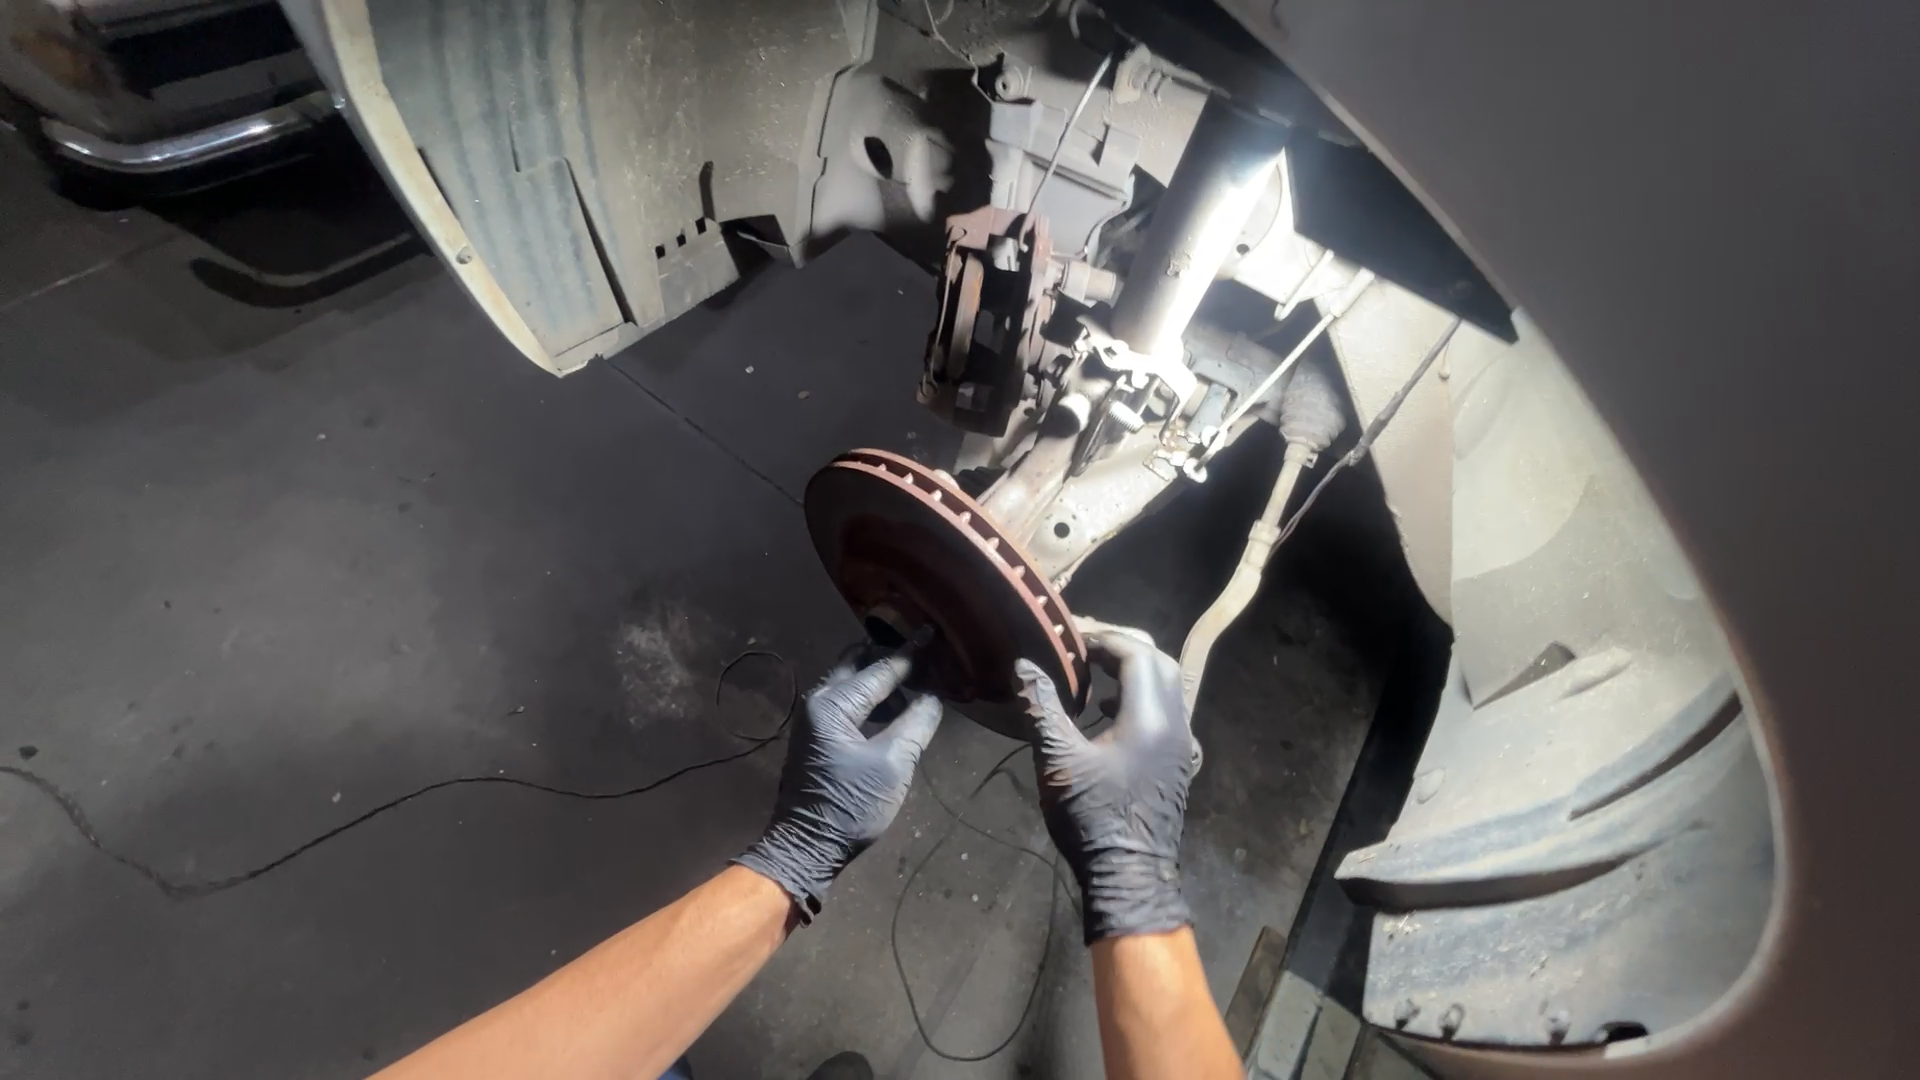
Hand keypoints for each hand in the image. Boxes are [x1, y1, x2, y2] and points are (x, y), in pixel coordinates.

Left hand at [735, 647, 942, 920]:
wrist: (806, 848)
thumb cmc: (851, 806)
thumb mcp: (895, 763)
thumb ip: (917, 722)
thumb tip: (933, 695)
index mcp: (834, 704)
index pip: (881, 668)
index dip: (911, 652)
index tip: (931, 632)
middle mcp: (818, 701)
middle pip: (857, 662)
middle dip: (889, 656)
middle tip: (921, 653)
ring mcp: (812, 717)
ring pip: (851, 680)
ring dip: (881, 679)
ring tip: (914, 687)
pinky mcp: (815, 734)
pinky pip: (846, 699)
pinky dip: (870, 697)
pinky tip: (893, 711)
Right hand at [1016, 619, 1195, 942]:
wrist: (1130, 877)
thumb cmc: (1092, 819)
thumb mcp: (1057, 759)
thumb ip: (1041, 706)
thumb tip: (1023, 664)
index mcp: (1150, 718)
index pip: (1137, 654)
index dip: (1104, 637)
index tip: (1072, 637)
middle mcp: (1176, 724)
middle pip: (1159, 661)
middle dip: (1121, 644)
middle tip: (1083, 644)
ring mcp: (1183, 744)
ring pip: (1167, 685)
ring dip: (1133, 668)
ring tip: (1093, 669)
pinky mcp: (1179, 761)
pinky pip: (1167, 709)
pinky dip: (1140, 694)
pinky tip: (1108, 710)